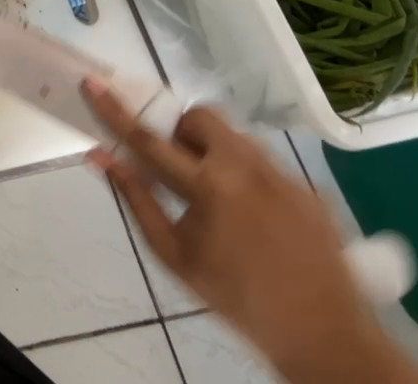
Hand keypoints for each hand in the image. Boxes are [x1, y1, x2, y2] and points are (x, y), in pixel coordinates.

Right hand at [81, 80, 417, 383]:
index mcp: (209, 187)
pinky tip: (250, 214)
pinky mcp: (308, 188)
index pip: (149, 139)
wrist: (323, 334)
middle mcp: (248, 169)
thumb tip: (101, 157)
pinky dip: (244, 173)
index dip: (116, 110)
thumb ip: (136, 198)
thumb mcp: (173, 253)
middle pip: (202, 117)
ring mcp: (284, 176)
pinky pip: (264, 163)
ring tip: (212, 192)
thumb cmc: (234, 295)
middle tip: (174, 160)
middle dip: (180, 128)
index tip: (94, 83)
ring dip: (212, 149)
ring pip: (235, 136)